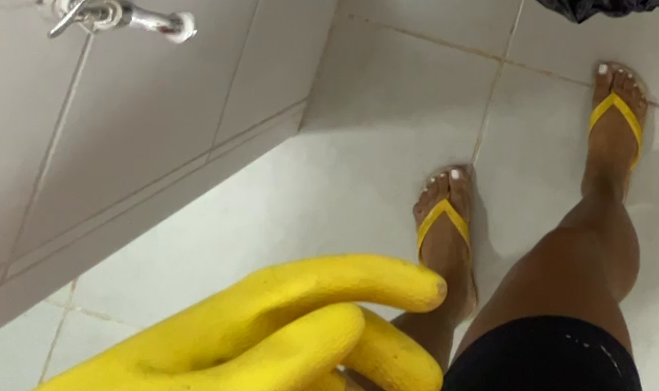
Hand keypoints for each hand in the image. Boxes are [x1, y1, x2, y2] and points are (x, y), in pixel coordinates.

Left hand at [38, 255, 447, 390]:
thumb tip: (353, 321)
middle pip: (322, 332)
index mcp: (223, 325)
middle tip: (430, 384)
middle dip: (380, 350)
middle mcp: (230, 350)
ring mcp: (223, 386)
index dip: (378, 278)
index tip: (434, 292)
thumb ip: (272, 366)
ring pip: (308, 377)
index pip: (316, 282)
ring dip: (352, 386)